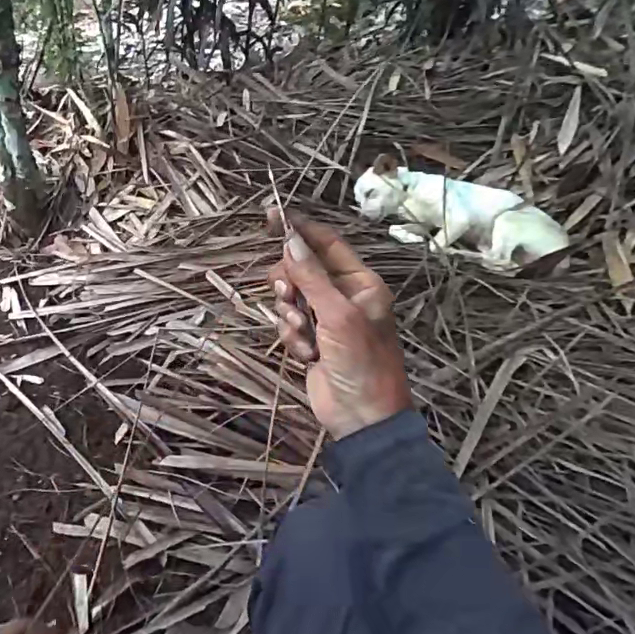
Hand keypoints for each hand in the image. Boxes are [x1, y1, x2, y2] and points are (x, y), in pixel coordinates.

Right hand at [267, 215, 411, 437]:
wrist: (362, 418)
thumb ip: (311, 276)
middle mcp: (343, 296)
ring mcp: (326, 319)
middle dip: (290, 283)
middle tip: (288, 296)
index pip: (327, 244)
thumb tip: (290, 239)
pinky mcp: (311, 340)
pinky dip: (291, 337)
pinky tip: (306, 354)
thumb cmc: (362, 362)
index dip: (300, 229)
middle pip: (301, 270)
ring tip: (303, 334)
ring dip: (290, 315)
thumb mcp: (338, 315)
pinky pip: (288, 324)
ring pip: (290, 297)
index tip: (272, 215)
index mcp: (361, 283)